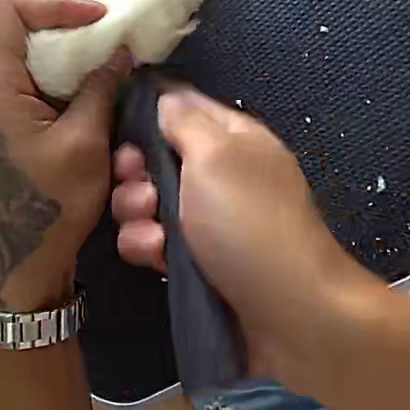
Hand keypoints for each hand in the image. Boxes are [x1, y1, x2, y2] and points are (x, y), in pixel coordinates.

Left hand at [0, 0, 131, 310]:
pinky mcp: (13, 114)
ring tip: (106, 50)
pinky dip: (66, 66)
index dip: (55, 4)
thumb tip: (120, 51)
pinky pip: (36, 73)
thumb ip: (100, 86)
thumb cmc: (54, 198)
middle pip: (17, 23)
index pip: (10, 10)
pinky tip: (95, 77)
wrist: (33, 249)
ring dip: (67, 43)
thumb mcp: (86, 139)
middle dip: (65, 19)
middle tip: (107, 31)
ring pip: (28, 47)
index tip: (98, 18)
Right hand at [110, 88, 380, 371]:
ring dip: (137, 214)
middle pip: (155, 158)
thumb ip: (184, 120)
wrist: (289, 311)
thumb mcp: (217, 156)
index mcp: (232, 138)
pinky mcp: (193, 260)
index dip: (145, 114)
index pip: (181, 106)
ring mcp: (205, 220)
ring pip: (147, 203)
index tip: (120, 132)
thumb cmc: (251, 223)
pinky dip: (148, 248)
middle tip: (141, 189)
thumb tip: (165, 97)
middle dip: (134, 173)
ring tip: (154, 233)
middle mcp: (218, 175)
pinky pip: (153, 242)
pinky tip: (159, 259)